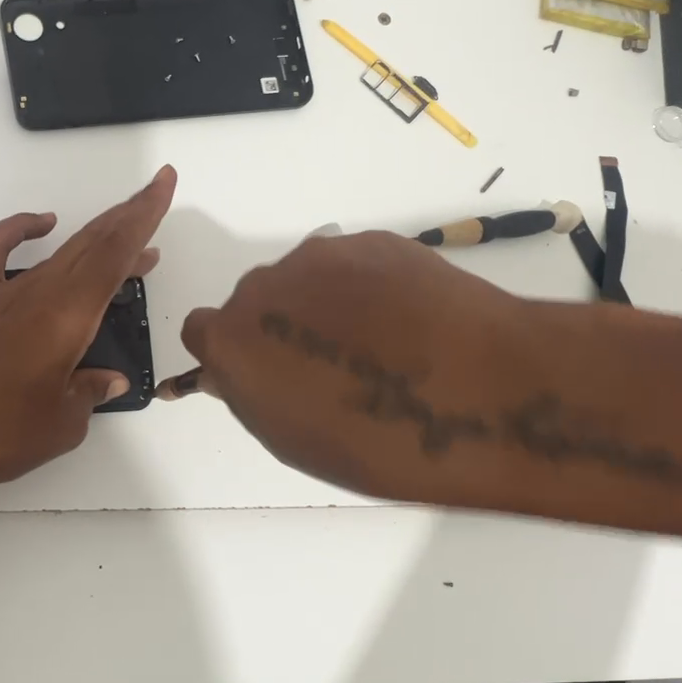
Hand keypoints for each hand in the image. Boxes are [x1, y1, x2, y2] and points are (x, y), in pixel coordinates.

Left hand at [0, 167, 174, 505]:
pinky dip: (16, 231)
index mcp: (67, 316)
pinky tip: (39, 225)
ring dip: (93, 245)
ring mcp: (0, 296)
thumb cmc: (2, 436)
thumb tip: (108, 380)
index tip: (163, 184)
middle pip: (88, 245)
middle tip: (156, 203)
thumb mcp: (65, 422)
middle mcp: (36, 294)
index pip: (113, 253)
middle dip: (127, 221)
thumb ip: (90, 392)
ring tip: (128, 248)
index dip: (142, 216)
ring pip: (55, 254)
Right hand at [173, 231, 533, 501]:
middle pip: (253, 302)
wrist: (478, 393)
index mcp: (230, 340)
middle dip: (277, 327)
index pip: (203, 331)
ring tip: (377, 341)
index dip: (231, 352)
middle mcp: (262, 289)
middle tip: (328, 364)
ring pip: (303, 278)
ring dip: (321, 302)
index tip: (263, 374)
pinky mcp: (374, 242)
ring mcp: (319, 258)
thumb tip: (237, 371)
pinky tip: (407, 321)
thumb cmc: (371, 440)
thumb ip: (249, 392)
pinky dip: (366, 287)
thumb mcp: (289, 437)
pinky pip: (351, 263)